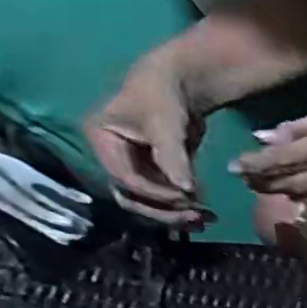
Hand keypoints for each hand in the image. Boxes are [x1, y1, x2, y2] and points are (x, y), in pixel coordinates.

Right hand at [83, 64, 206, 226]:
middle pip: (131, 198)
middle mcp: (111, 157)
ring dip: (175, 215)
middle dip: (163, 212)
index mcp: (101, 140)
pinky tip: (205, 216)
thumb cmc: (162, 98)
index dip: (156, 195)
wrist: (177, 86)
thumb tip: (186, 191)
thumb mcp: (165, 126)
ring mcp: (133, 166)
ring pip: (148, 202)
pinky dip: (183, 209)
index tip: (188, 198)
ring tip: (206, 220)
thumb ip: (173, 158)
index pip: (124, 179)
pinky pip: (164, 198)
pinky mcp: (153, 172)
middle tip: (198, 219)